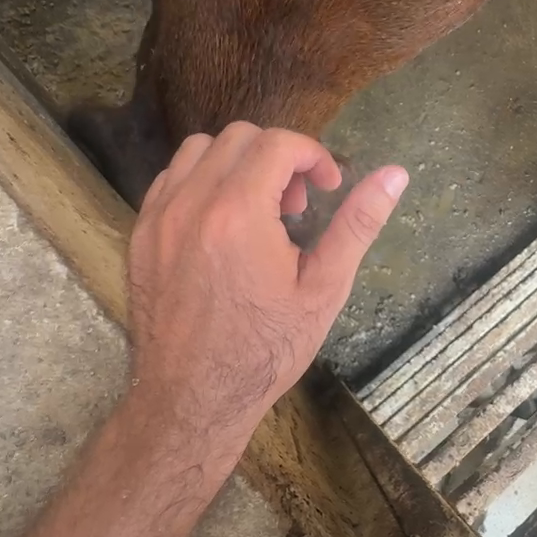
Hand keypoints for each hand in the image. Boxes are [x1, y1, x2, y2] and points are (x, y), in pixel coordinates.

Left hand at [124, 122, 406, 463]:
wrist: (193, 399)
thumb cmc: (267, 348)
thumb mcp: (325, 288)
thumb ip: (358, 223)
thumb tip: (396, 174)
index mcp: (240, 212)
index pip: (279, 143)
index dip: (314, 155)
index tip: (328, 187)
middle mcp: (192, 202)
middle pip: (240, 137)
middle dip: (279, 157)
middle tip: (296, 206)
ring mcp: (158, 217)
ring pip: (199, 150)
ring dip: (238, 163)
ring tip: (258, 210)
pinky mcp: (140, 235)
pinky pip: (171, 179)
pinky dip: (203, 182)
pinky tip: (223, 223)